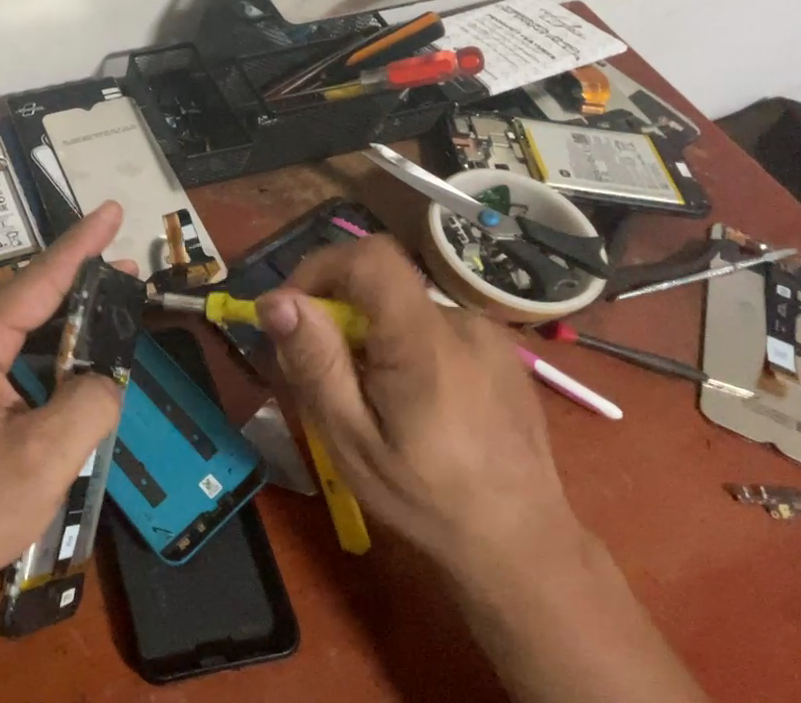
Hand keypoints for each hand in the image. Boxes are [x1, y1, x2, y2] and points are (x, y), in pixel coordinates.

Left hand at [0, 202, 126, 608]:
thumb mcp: (42, 461)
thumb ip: (87, 407)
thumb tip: (102, 382)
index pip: (36, 283)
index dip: (80, 246)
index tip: (110, 211)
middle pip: (24, 305)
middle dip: (78, 288)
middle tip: (126, 275)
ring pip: (14, 339)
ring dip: (61, 333)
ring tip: (105, 326)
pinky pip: (2, 367)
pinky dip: (40, 364)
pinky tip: (64, 376)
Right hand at [255, 236, 579, 569]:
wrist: (524, 545)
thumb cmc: (425, 498)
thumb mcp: (350, 439)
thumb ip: (315, 362)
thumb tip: (276, 300)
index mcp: (425, 340)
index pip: (369, 256)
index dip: (320, 268)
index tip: (293, 315)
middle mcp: (463, 323)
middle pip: (381, 286)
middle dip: (337, 318)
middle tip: (323, 379)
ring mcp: (489, 338)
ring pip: (403, 310)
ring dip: (370, 338)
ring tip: (367, 401)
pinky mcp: (501, 355)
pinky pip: (433, 329)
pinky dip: (403, 349)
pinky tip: (410, 405)